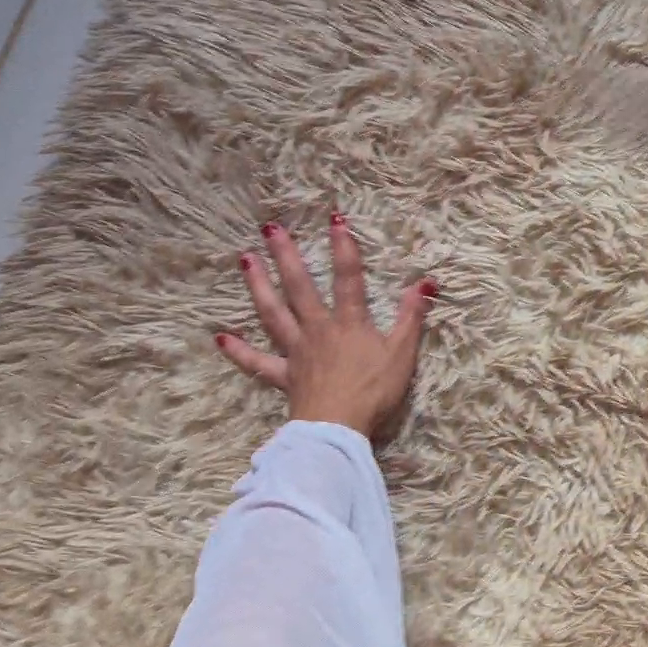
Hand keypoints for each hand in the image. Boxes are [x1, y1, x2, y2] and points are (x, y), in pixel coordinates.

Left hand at [216, 214, 437, 437]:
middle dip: (286, 256)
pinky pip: (257, 362)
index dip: (344, 248)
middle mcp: (318, 329)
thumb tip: (426, 282)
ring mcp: (296, 352)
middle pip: (299, 287)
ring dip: (258, 286)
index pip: (348, 278)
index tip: (334, 218)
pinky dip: (239, 351)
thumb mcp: (403, 352)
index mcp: (349, 323)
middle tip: (271, 228)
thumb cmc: (374, 390)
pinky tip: (221, 337)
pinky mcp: (283, 377)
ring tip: (244, 260)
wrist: (337, 428)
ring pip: (273, 314)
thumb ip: (411, 316)